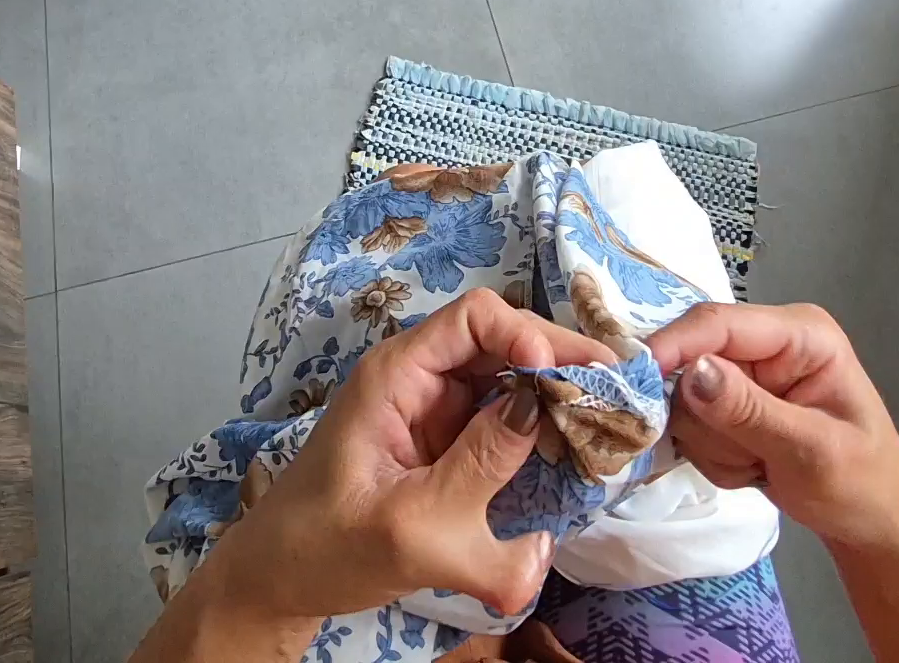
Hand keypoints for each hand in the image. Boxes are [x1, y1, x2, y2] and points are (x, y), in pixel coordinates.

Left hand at [204, 288, 618, 619]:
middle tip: (615, 390)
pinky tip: (572, 446)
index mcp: (398, 373)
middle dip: (558, 359)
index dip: (523, 334)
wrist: (283, 581)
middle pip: (503, 340)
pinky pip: (505, 417)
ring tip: (606, 417)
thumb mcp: (408, 523)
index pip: (472, 318)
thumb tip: (543, 413)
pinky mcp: (449, 440)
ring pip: (510, 377)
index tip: (560, 376)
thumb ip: (478, 467)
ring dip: (557, 392)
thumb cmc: (325, 546)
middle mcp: (423, 376)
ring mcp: (438, 408)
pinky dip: (542, 426)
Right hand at [646, 302, 898, 552]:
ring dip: (713, 443)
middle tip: (751, 456)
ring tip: (760, 464)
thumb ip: (750, 411)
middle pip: (691, 360)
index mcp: (798, 333)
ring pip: (682, 397)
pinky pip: (687, 422)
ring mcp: (741, 371)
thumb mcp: (813, 452)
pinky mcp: (724, 399)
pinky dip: (712, 454)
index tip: (637, 378)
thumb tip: (691, 372)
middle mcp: (762, 342)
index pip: (717, 323)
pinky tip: (752, 466)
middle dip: (710, 418)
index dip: (675, 346)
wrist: (875, 529)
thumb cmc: (864, 487)